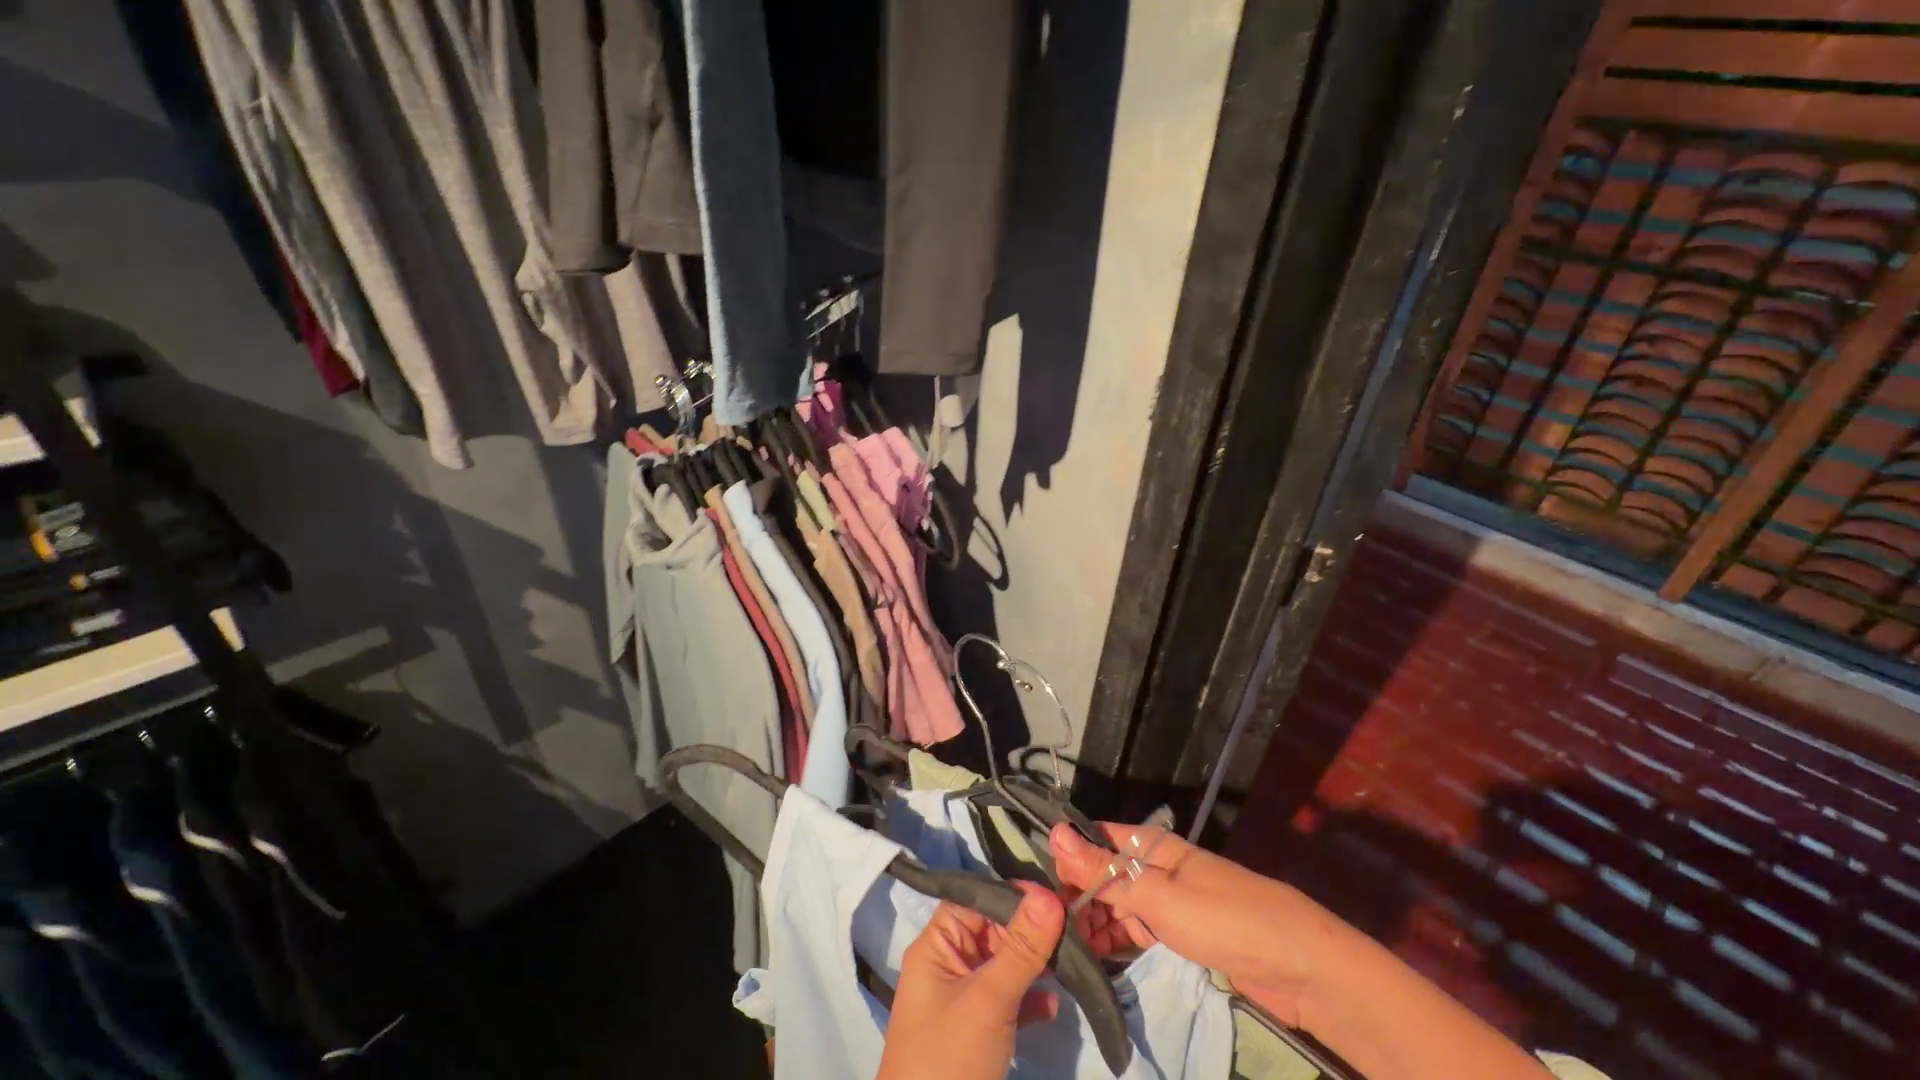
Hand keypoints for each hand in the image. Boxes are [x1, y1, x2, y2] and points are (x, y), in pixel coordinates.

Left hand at [876, 883, 1065, 1079]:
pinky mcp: (982, 1031)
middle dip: (1032, 930)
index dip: (1011, 895)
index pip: (974, 901)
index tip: (1055, 895)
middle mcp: (950, 965)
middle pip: (995, 931)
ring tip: (1074, 962)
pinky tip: (1055, 1005)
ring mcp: (966, 999)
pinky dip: (1033, 1000)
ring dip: (1037, 964)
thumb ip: (1020, 947)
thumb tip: (1049, 894)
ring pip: (1007, 966)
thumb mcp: (988, 998)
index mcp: (937, 947)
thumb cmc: (950, 1056)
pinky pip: (1012, 1001)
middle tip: (1076, 929)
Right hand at [1049, 821, 1318, 1025]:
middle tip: (1047, 929)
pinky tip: (1095, 957)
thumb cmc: (1225, 918)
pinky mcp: (1181, 934)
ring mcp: (1170, 902)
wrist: (1299, 966)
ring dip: (1093, 923)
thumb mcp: (1157, 894)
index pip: (1097, 839)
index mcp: (1153, 846)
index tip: (1034, 884)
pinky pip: (1138, 931)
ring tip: (1065, 949)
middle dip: (1076, 896)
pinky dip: (1117, 941)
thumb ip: (1104, 869)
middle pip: (1104, 874)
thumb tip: (1053, 831)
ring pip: (1118, 905)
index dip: (1065, 855)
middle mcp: (1158, 868)